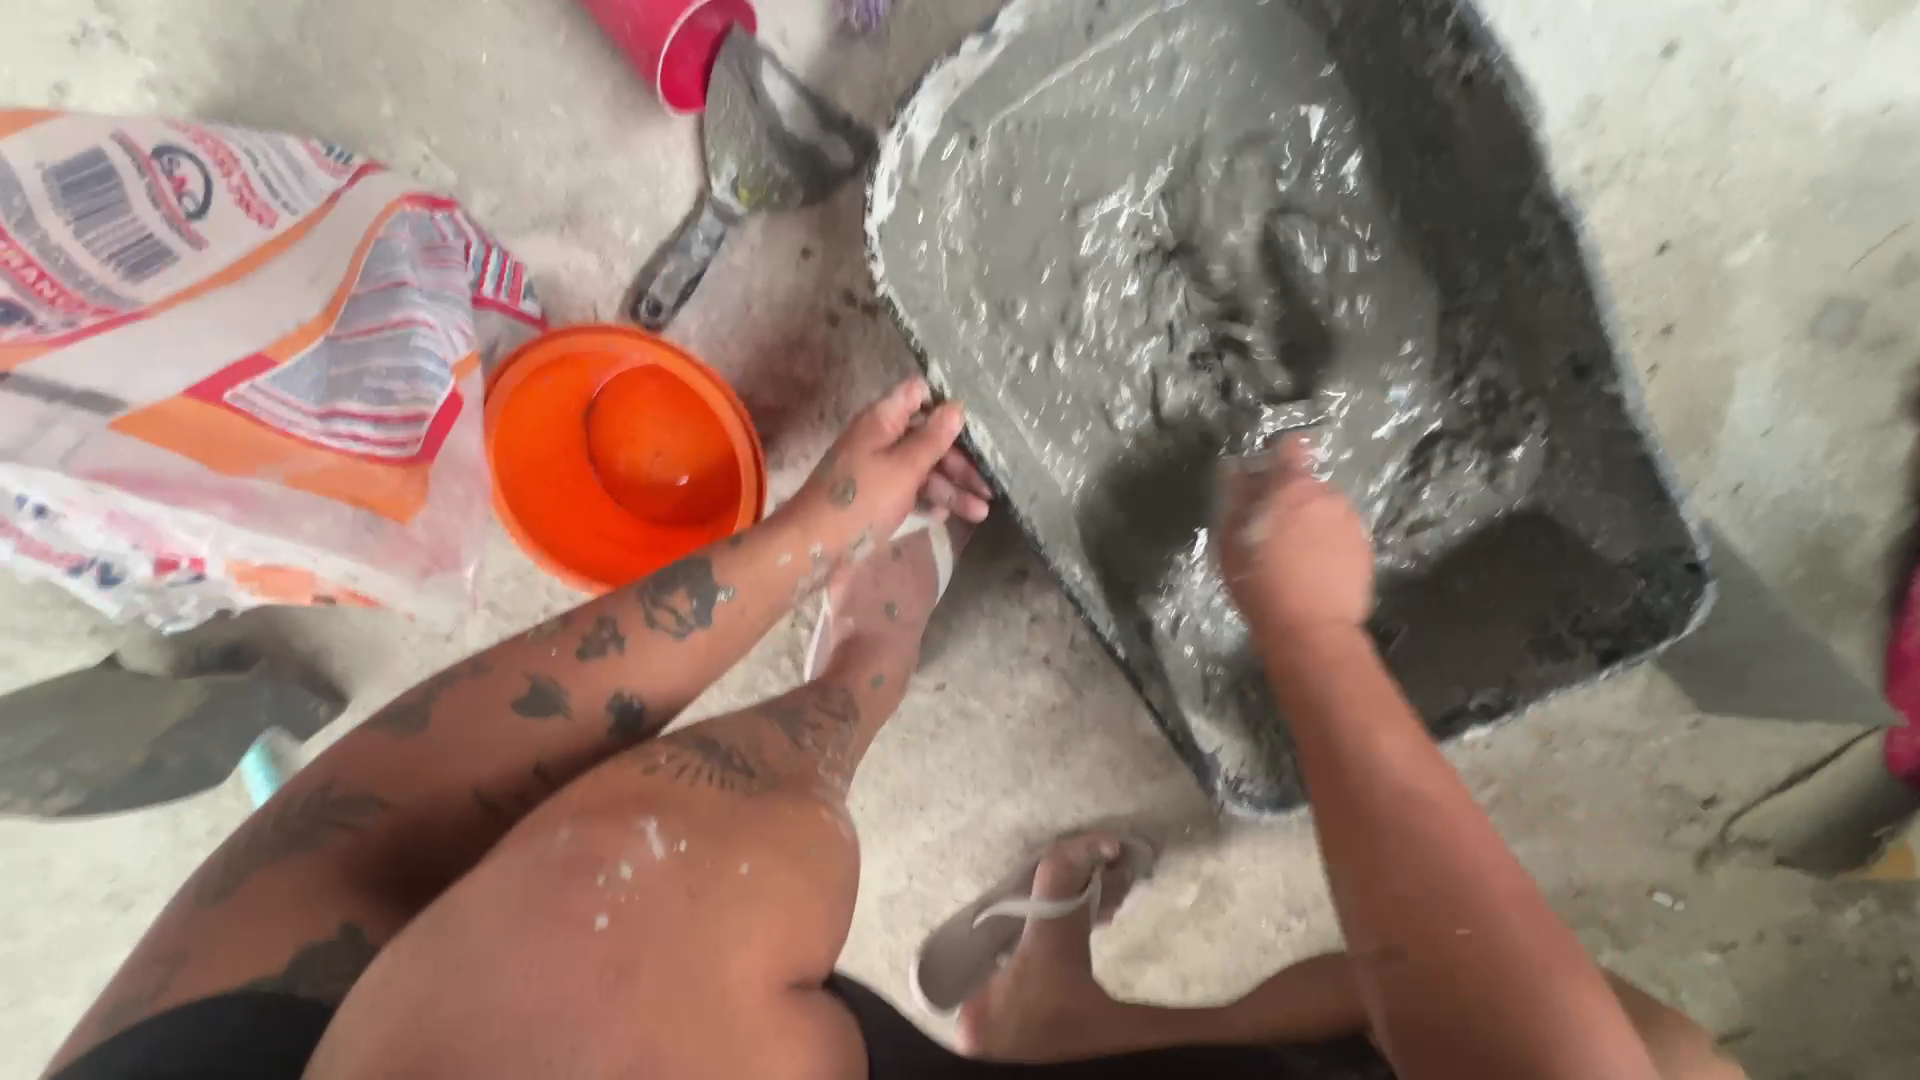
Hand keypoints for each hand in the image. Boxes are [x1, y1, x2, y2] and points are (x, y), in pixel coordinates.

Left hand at [787, 379, 992, 554]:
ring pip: (924, 469)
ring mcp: (878, 470)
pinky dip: (931, 501)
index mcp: (882, 421)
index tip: (981, 422)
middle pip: (929, 437)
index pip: (919, 394)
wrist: (815, 549)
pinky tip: (950, 518)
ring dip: (953, 488)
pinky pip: (911, 492)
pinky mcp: (877, 497)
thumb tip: (957, 406)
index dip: (948, 403)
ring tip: (981, 513)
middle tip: (990, 485)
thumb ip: (932, 438)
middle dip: (961, 460)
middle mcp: (881, 439)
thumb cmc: (860, 502)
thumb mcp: (903, 469)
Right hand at [1216, 434, 1374, 639]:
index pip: (1292, 447)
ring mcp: (1351, 523)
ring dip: (1310, 522)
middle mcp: (1328, 496)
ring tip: (1293, 555)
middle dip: (1290, 499)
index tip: (1266, 472)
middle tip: (1270, 529)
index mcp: (1292, 487)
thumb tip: (1236, 468)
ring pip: (1325, 510)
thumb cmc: (1259, 581)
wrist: (1309, 627)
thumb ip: (1235, 497)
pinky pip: (1341, 535)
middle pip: (1307, 484)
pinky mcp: (1365, 550)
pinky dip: (1327, 545)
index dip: (1279, 453)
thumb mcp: (1230, 539)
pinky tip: (1312, 570)